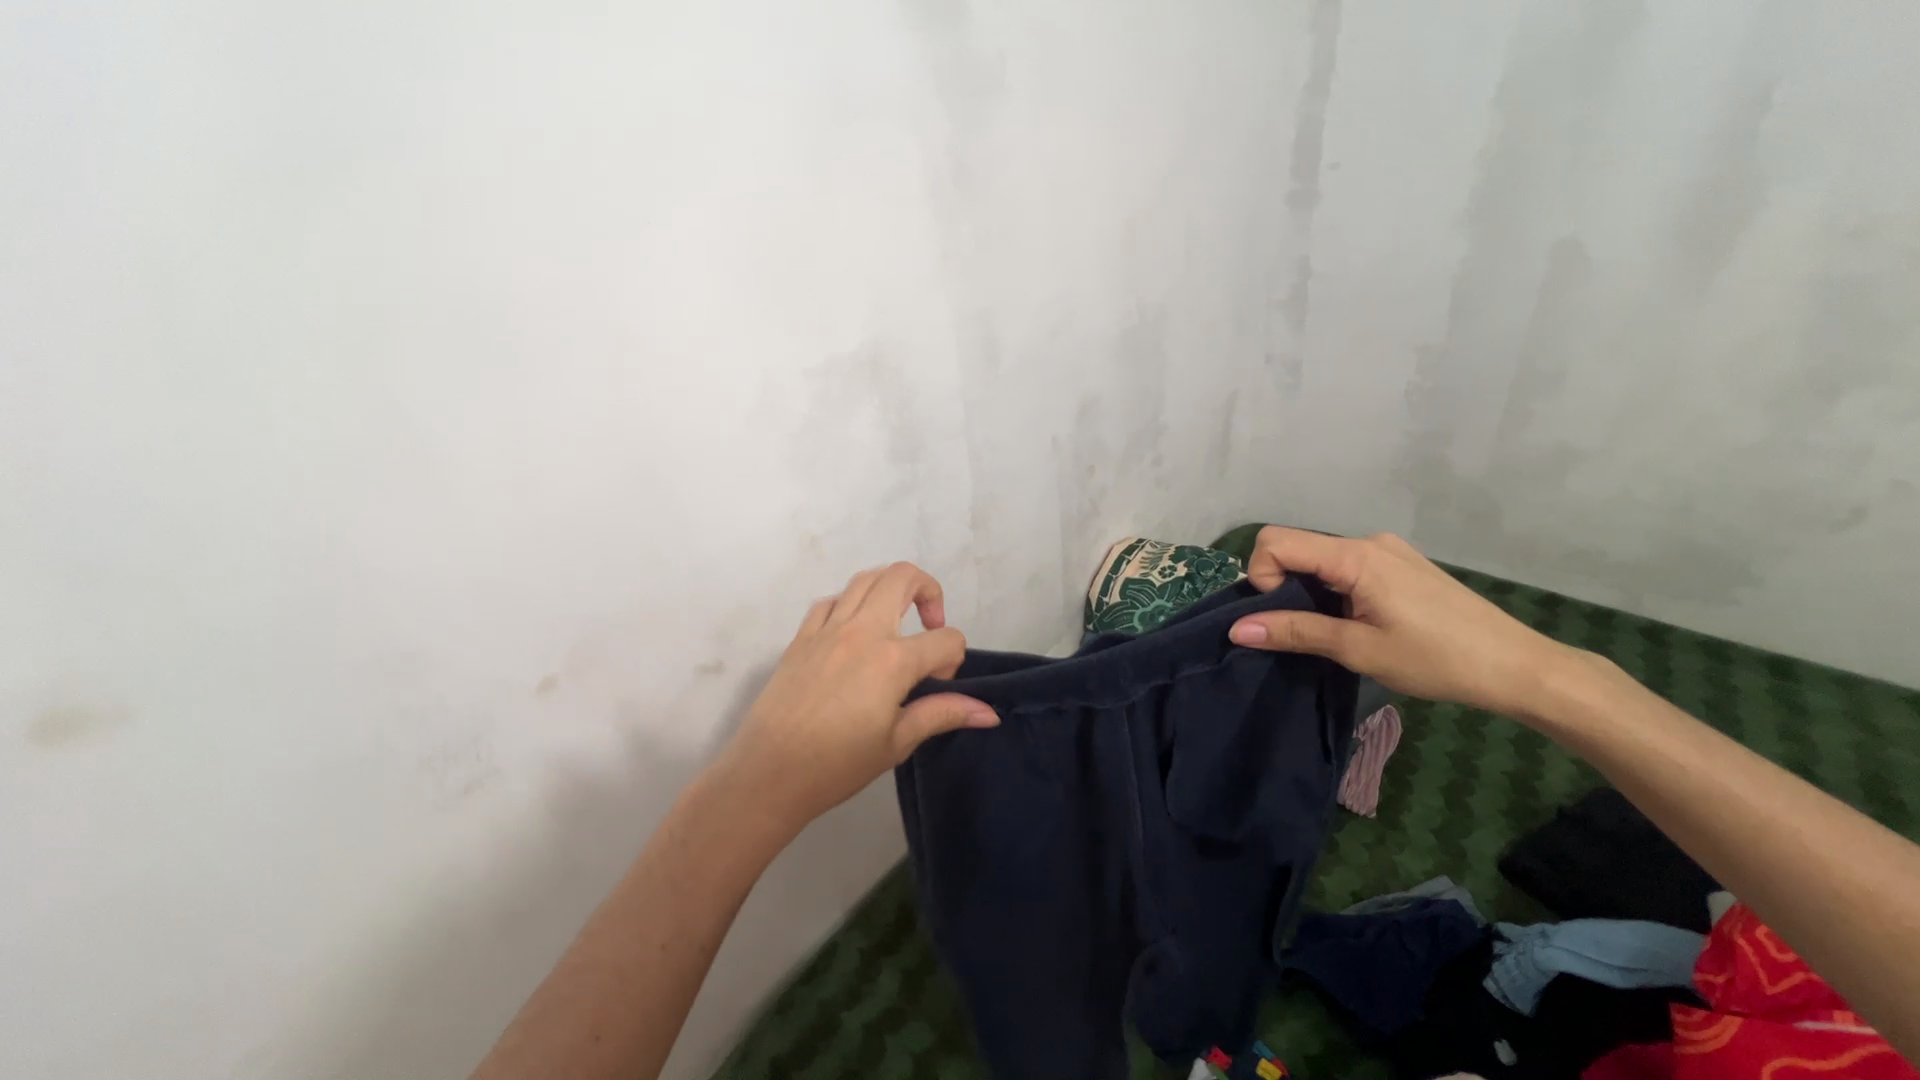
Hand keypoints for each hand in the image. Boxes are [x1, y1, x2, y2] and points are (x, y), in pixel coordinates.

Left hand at [713, 562, 997, 828]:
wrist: (769, 773)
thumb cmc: (837, 764)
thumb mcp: (897, 742)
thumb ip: (942, 714)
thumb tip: (989, 713)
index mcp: (893, 659)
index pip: (945, 639)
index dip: (953, 659)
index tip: (939, 686)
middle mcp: (862, 631)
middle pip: (903, 577)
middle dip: (929, 591)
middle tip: (930, 625)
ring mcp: (828, 629)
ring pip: (865, 579)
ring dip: (889, 589)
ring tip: (896, 621)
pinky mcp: (801, 637)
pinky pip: (831, 601)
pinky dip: (850, 604)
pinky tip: (853, 632)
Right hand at [1227, 527, 1580, 717]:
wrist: (1516, 667)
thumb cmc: (1436, 659)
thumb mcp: (1359, 650)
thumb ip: (1296, 632)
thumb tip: (1237, 628)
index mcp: (1356, 556)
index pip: (1276, 541)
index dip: (1262, 577)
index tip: (1281, 618)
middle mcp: (1368, 542)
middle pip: (1296, 548)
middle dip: (1282, 587)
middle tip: (1301, 633)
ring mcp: (1387, 551)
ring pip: (1320, 560)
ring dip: (1309, 593)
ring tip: (1334, 634)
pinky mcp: (1400, 565)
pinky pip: (1346, 568)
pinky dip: (1334, 592)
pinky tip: (1358, 624)